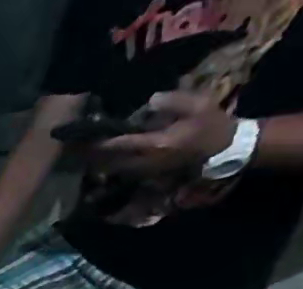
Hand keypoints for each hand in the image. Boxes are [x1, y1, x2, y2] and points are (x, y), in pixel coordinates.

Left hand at [93, 91, 237, 177]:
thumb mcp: (198, 104)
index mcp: (158, 144)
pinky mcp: (153, 174)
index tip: (87, 139)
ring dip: (103, 164)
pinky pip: (128, 172)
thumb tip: (150, 101)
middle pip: (116, 162)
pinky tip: (105, 163)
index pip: (124, 144)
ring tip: (86, 157)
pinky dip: (115, 167)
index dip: (104, 142)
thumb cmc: (212, 124)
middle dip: (97, 157)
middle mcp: (149, 162)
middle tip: (78, 149)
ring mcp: (150, 171)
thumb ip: (172, 100)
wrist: (223, 149)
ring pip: (120, 170)